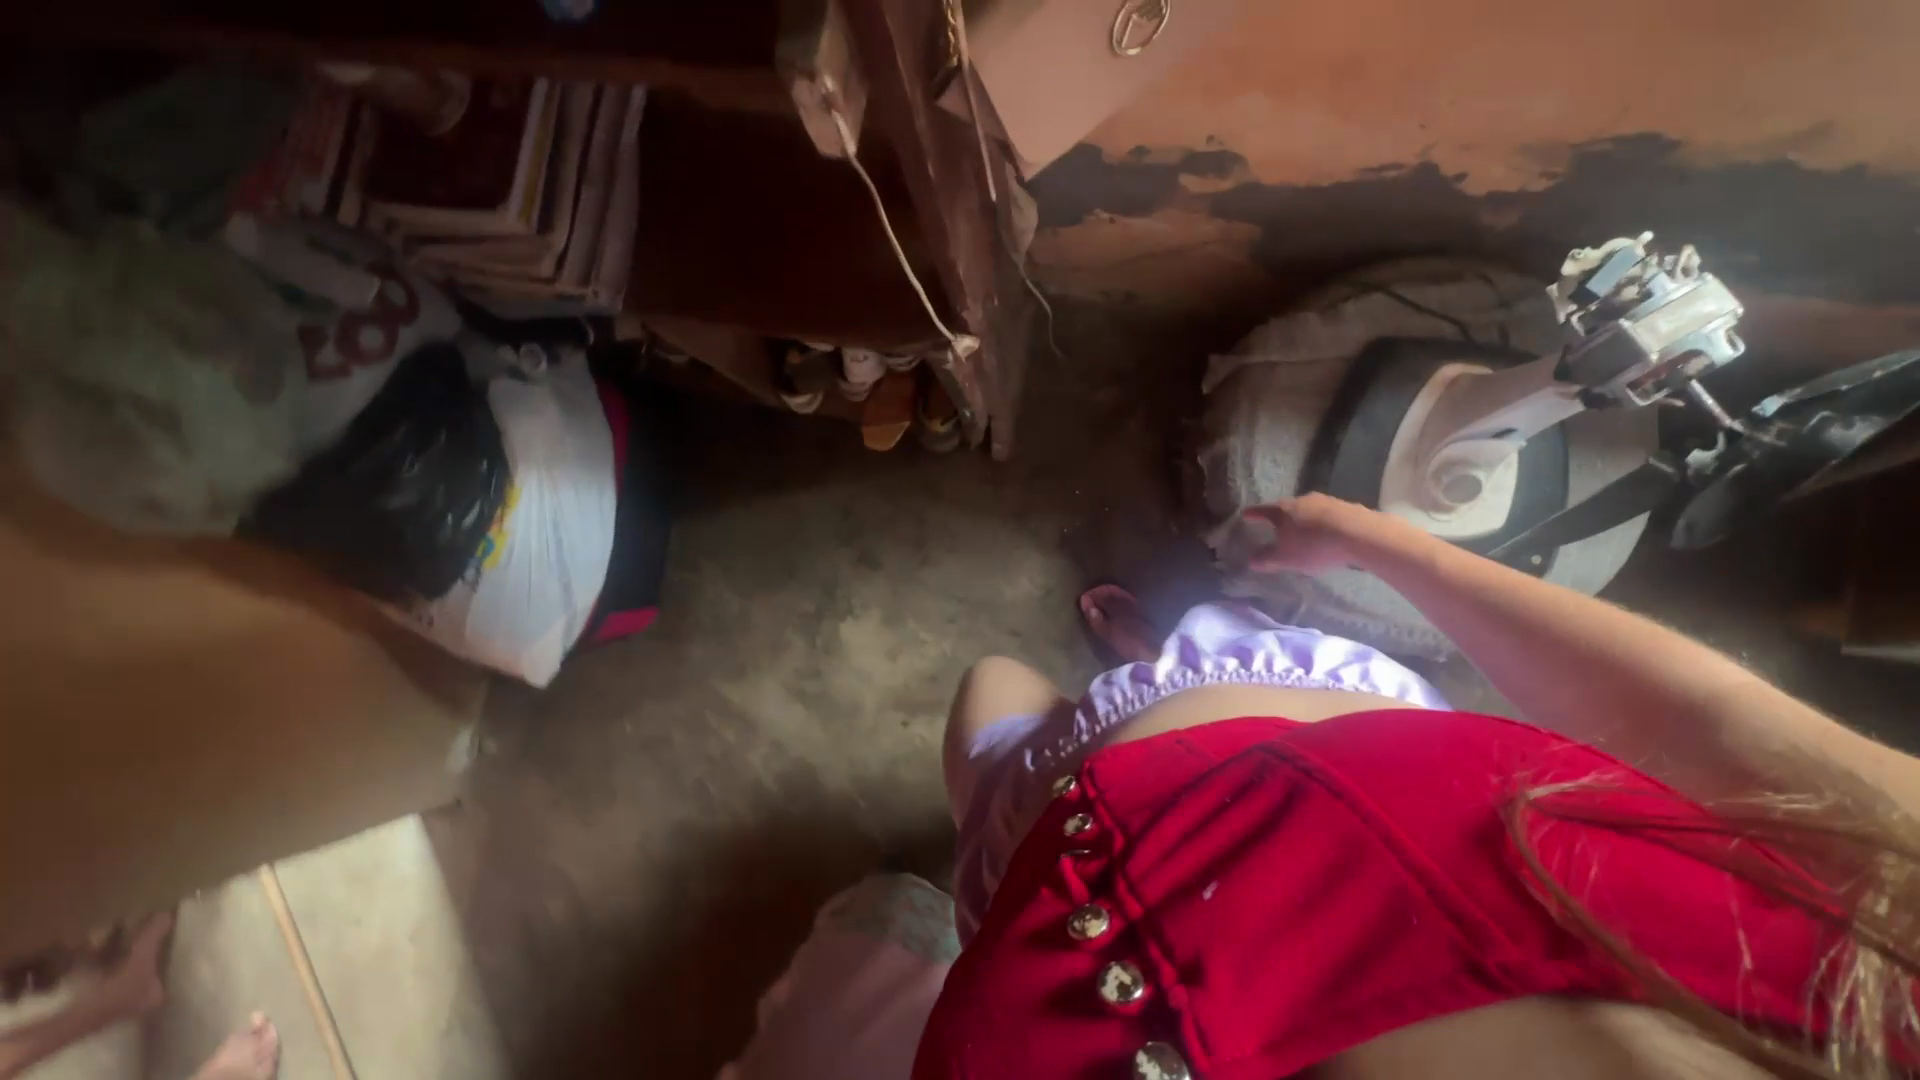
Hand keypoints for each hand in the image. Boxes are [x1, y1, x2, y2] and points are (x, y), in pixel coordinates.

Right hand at [1237, 495, 1362, 575]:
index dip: (1253, 514)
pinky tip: (1328, 534)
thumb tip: (1251, 560)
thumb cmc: (1313, 546)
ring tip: (1304, 531)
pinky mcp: (1348, 508)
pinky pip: (1329, 516)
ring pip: (1310, 510)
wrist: (1358, 534)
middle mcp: (1303, 501)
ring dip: (1305, 519)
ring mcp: (1327, 502)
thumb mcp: (1285, 558)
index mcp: (1283, 511)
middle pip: (1287, 508)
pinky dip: (1324, 524)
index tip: (1245, 514)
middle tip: (1277, 525)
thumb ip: (1266, 559)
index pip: (1263, 511)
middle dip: (1282, 517)